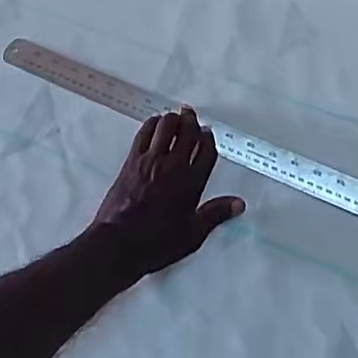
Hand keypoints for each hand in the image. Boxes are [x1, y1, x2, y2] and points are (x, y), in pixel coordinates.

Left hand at [89, 107, 245, 278]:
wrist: (120, 242)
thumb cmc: (156, 242)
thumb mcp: (192, 234)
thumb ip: (216, 214)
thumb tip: (238, 204)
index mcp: (191, 183)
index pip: (206, 151)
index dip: (208, 138)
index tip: (207, 132)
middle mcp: (174, 166)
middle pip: (187, 132)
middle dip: (191, 120)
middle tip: (190, 114)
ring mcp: (152, 160)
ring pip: (166, 127)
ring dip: (172, 118)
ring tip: (174, 117)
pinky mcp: (133, 159)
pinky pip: (145, 132)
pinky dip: (152, 123)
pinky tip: (154, 122)